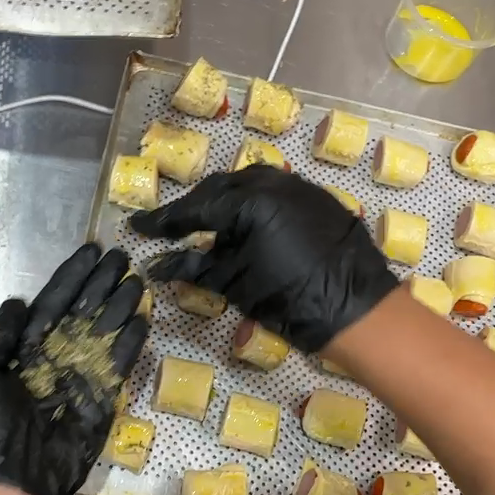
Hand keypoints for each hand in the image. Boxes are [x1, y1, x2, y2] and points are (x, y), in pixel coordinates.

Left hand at [0, 244, 148, 494]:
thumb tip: (19, 303)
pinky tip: (142, 322)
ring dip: (121, 308)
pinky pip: (117, 370)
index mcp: (21, 350)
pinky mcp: (99, 405)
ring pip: (104, 335)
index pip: (51, 303)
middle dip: (101, 285)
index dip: (71, 278)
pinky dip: (130, 347)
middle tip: (122, 258)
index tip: (90, 252)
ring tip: (138, 282)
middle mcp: (53, 360)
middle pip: (82, 313)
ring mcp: (78, 381)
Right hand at [130, 166, 396, 351]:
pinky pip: (273, 192)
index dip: (163, 222)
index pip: (195, 209)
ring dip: (223, 204)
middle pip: (220, 190)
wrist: (356, 311)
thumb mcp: (237, 285)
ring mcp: (299, 187)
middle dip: (193, 209)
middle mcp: (273, 183)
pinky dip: (251, 206)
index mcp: (250, 201)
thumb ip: (195, 268)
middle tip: (169, 228)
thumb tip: (157, 265)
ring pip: (248, 186)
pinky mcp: (317, 198)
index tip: (137, 226)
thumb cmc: (291, 301)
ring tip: (206, 226)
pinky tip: (244, 226)